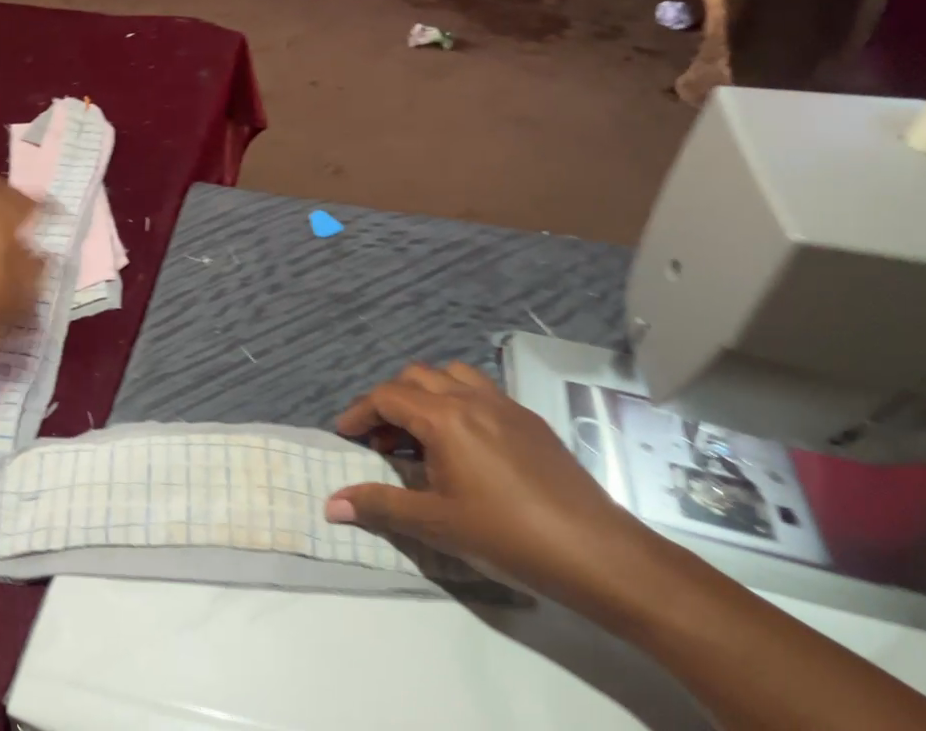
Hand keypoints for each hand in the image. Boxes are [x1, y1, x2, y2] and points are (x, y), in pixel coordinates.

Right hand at [325, 362, 653, 604]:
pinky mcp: (531, 422)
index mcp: (445, 418)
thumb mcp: (435, 524)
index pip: (387, 397)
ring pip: (453, 376)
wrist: (594, 551)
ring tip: (420, 434)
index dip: (359, 413)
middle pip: (417, 377)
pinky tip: (464, 446)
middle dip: (389, 400)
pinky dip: (458, 402)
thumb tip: (331, 504)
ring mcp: (507, 406)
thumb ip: (380, 505)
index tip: (345, 435)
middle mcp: (473, 399)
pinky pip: (483, 392)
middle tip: (380, 439)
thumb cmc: (506, 535)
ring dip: (426, 394)